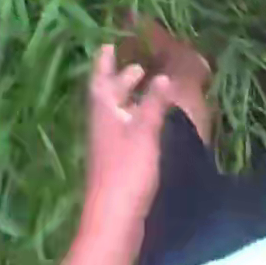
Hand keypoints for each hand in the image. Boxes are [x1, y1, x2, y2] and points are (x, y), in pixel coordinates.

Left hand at [80, 44, 174, 226]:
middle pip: (109, 93)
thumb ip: (154, 102)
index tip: (110, 44)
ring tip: (149, 90)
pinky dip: (135, 118)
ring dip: (130, 98)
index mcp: (103, 109)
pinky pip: (124, 129)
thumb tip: (163, 77)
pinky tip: (150, 124)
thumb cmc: (127, 169)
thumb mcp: (145, 131)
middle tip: (138, 66)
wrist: (113, 220)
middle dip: (122, 78)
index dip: (105, 61)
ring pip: (117, 112)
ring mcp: (107, 143)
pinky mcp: (115, 161)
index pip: (101, 77)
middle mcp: (101, 122)